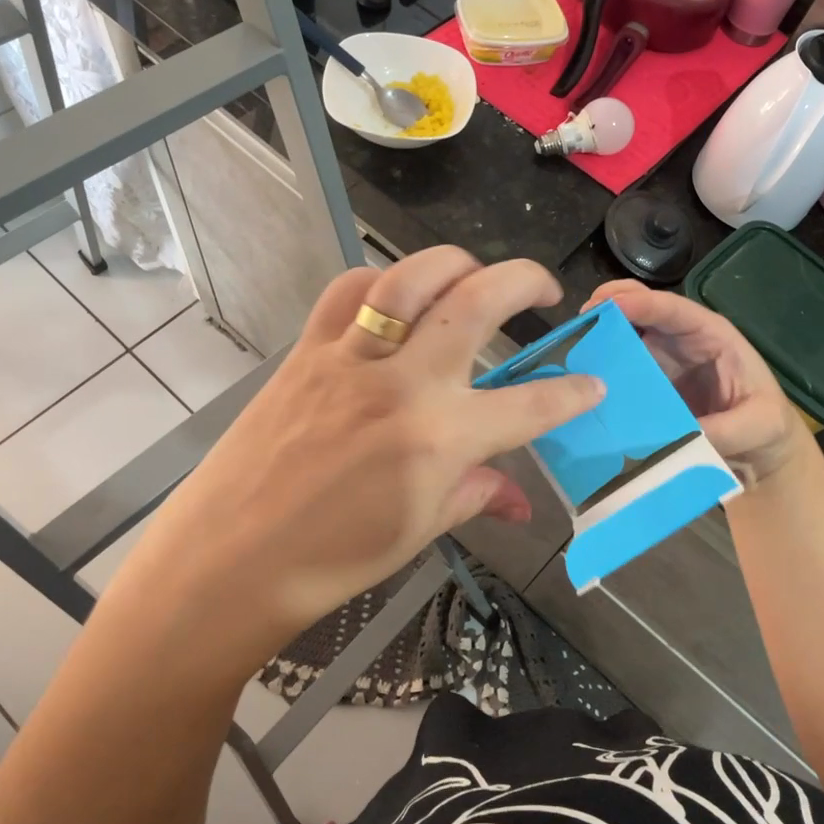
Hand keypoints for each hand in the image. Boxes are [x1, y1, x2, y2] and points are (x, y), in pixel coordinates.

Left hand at [151, 248, 603, 643]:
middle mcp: (402, 382)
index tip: (593, 384)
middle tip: (546, 290)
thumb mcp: (418, 528)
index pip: (527, 405)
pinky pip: (349, 292)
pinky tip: (396, 296)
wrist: (230, 559)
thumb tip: (519, 498)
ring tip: (477, 275)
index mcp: (438, 438)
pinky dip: (382, 282)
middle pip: (478, 302)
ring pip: (413, 277)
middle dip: (527, 281)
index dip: (571, 394)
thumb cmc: (331, 559)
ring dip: (458, 263)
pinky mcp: (308, 350)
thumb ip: (475, 495)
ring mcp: (351, 358)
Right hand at [583, 280, 811, 485]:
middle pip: (644, 310)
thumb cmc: (768, 428)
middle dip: (612, 304)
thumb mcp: (759, 426)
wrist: (760, 453)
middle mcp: (681, 341)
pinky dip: (600, 365)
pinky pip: (621, 368)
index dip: (644, 303)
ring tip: (571, 341)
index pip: (676, 310)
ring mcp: (661, 361)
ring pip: (626, 335)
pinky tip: (578, 374)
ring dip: (600, 333)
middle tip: (582, 315)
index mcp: (712, 336)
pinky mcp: (648, 385)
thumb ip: (726, 429)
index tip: (612, 304)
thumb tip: (680, 436)